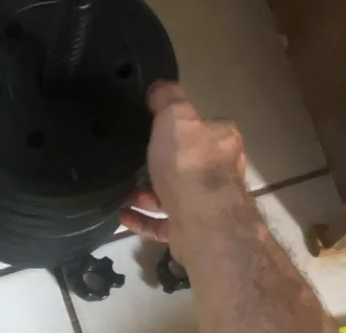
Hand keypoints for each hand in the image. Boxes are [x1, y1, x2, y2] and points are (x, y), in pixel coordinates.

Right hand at [121, 81, 257, 269]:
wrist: (201, 219)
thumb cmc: (189, 164)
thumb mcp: (175, 117)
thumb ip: (167, 99)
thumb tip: (158, 87)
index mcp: (222, 141)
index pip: (201, 130)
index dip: (179, 132)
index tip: (155, 135)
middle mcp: (220, 172)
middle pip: (187, 166)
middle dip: (161, 168)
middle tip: (135, 167)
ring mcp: (207, 205)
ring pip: (174, 197)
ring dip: (148, 196)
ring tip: (124, 194)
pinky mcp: (192, 231)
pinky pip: (163, 224)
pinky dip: (143, 220)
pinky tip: (123, 217)